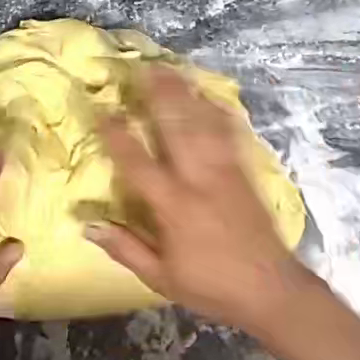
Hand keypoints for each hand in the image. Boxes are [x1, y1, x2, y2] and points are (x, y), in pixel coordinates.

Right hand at [90, 66, 314, 332]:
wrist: (272, 291)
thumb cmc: (212, 286)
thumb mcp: (161, 277)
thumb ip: (124, 248)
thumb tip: (86, 224)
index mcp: (174, 206)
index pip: (138, 163)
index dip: (118, 134)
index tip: (102, 109)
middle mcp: (200, 181)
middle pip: (177, 129)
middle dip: (159, 96)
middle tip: (143, 68)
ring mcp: (226, 173)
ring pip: (203, 125)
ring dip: (186, 95)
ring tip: (172, 70)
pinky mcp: (246, 174)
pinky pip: (231, 135)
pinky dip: (219, 112)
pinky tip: (210, 97)